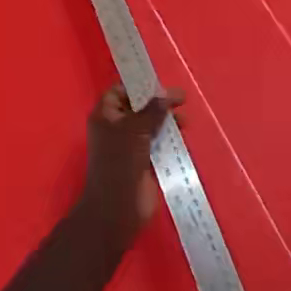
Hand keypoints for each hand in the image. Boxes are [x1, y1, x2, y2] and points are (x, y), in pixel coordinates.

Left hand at [77, 84, 181, 244]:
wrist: (118, 207)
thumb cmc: (120, 162)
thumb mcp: (135, 130)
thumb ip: (152, 111)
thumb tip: (165, 94)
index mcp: (104, 116)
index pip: (118, 92)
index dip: (137, 86)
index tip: (159, 84)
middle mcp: (116, 129)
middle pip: (138, 108)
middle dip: (158, 103)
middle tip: (181, 99)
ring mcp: (130, 146)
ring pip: (150, 126)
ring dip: (167, 121)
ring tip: (185, 121)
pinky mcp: (144, 162)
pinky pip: (158, 144)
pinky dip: (169, 138)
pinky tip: (183, 137)